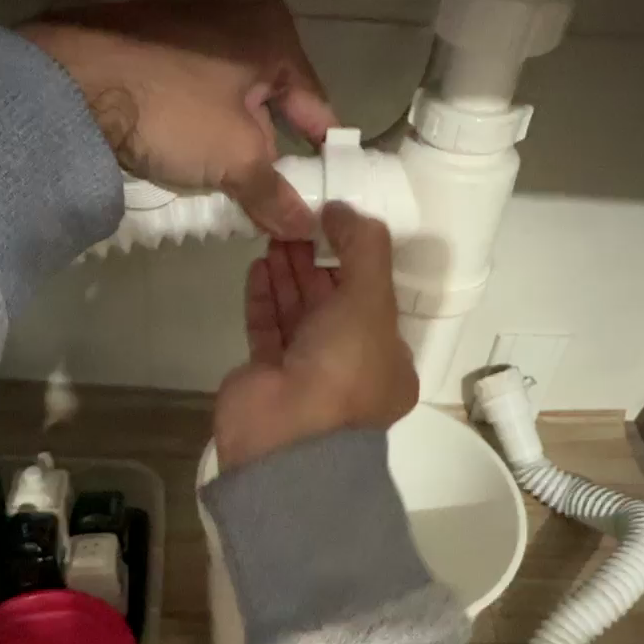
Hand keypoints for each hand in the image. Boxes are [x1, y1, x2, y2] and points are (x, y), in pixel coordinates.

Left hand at [18, 0, 336, 238]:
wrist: (71, 82)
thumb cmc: (174, 110)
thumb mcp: (236, 158)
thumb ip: (276, 194)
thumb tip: (306, 227)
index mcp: (274, 32)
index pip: (316, 107)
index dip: (322, 157)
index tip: (322, 196)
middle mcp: (238, 16)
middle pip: (272, 103)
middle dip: (271, 154)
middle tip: (268, 201)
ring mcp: (189, 24)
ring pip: (231, 100)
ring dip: (231, 144)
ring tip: (224, 186)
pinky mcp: (150, 41)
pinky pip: (193, 93)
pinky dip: (197, 127)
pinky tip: (184, 155)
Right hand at [214, 203, 417, 466]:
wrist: (287, 434)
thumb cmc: (343, 368)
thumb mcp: (371, 301)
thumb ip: (364, 247)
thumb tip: (342, 210)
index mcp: (386, 361)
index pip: (373, 302)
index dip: (355, 262)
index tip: (335, 227)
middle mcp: (348, 368)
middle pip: (331, 304)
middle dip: (315, 263)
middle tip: (296, 222)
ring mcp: (305, 375)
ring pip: (297, 314)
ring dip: (287, 275)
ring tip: (273, 233)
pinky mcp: (267, 376)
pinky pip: (267, 329)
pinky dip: (264, 299)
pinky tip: (258, 267)